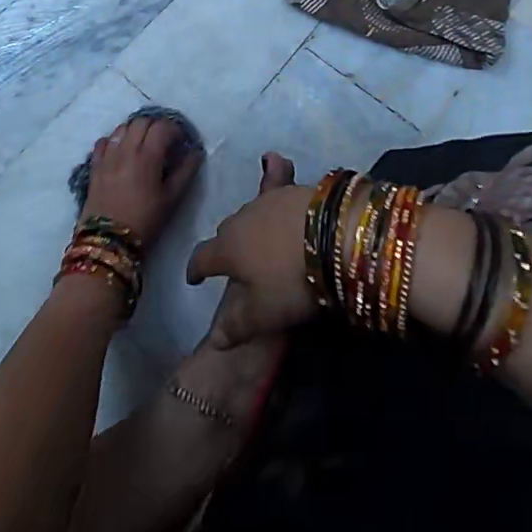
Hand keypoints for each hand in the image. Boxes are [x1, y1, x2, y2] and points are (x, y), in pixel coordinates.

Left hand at [82, 116, 202, 248]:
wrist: (108, 239)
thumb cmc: (145, 220)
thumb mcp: (171, 198)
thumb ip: (185, 171)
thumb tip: (195, 152)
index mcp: (147, 156)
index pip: (162, 127)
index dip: (175, 129)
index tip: (181, 140)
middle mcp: (126, 149)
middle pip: (141, 121)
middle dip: (156, 125)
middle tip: (164, 140)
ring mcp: (107, 155)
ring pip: (121, 127)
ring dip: (135, 129)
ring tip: (143, 143)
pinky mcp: (94, 163)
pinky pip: (104, 141)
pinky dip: (115, 140)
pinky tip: (121, 151)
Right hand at [184, 152, 316, 348]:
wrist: (336, 231)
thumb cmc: (291, 278)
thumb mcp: (265, 313)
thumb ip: (238, 326)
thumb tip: (215, 340)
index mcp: (227, 249)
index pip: (201, 258)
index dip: (196, 270)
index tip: (194, 278)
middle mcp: (240, 219)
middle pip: (226, 234)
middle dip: (227, 248)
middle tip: (237, 264)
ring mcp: (267, 201)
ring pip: (251, 217)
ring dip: (253, 231)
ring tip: (266, 245)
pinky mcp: (295, 191)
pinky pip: (277, 205)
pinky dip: (278, 217)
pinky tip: (292, 225)